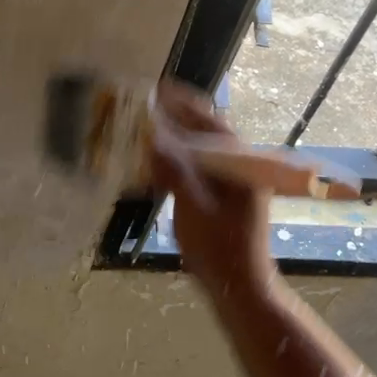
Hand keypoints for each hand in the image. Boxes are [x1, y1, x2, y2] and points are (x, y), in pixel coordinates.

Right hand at [147, 80, 274, 298]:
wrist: (238, 287)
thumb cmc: (220, 248)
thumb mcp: (193, 206)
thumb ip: (174, 169)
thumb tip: (150, 136)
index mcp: (238, 162)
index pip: (208, 119)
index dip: (181, 102)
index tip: (154, 89)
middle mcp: (237, 166)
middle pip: (202, 132)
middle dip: (171, 119)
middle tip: (138, 110)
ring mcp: (230, 183)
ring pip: (197, 151)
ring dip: (170, 141)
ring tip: (138, 133)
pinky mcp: (219, 199)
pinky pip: (194, 170)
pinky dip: (172, 164)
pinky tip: (149, 168)